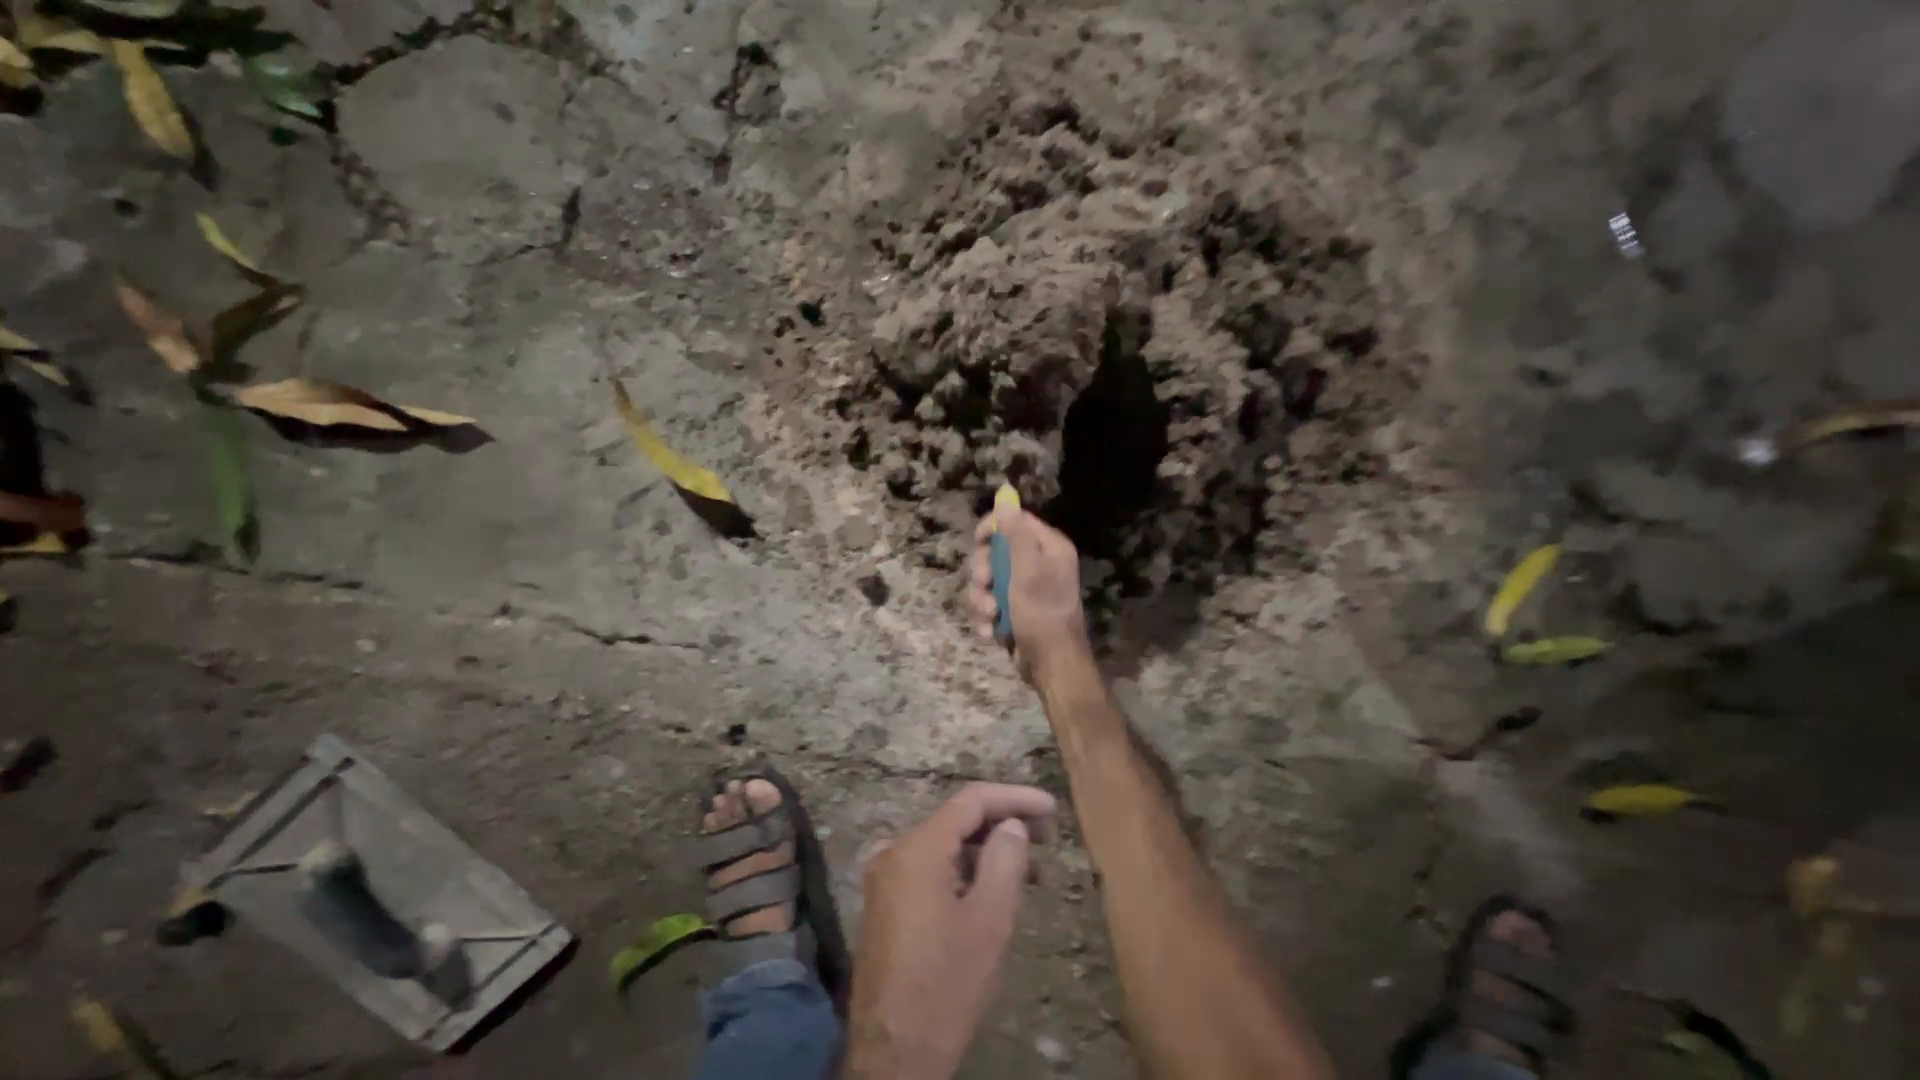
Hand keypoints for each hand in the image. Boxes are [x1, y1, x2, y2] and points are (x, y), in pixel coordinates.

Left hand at [844, 783, 1057, 1079]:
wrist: (894, 1050)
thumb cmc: (947, 982)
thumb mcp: (990, 919)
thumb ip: (1006, 860)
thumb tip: (1012, 826)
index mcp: (918, 849)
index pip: (971, 801)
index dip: (1015, 798)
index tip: (1052, 808)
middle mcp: (895, 854)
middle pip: (956, 822)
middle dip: (1004, 824)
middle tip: (1048, 839)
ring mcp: (886, 881)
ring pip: (945, 848)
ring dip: (987, 852)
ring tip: (1033, 873)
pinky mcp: (887, 906)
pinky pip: (931, 872)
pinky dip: (966, 872)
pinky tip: (995, 892)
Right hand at [965, 507, 1090, 682]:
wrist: (1050, 664)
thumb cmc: (1041, 612)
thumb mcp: (1027, 568)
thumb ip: (1015, 532)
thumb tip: (1006, 496)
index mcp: (1048, 548)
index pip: (1015, 521)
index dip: (992, 528)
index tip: (978, 541)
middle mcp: (1038, 564)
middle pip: (994, 552)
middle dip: (983, 571)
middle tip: (986, 585)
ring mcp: (1024, 590)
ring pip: (986, 581)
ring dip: (980, 599)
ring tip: (990, 615)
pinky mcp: (1013, 611)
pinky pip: (988, 604)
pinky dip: (985, 618)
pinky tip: (991, 631)